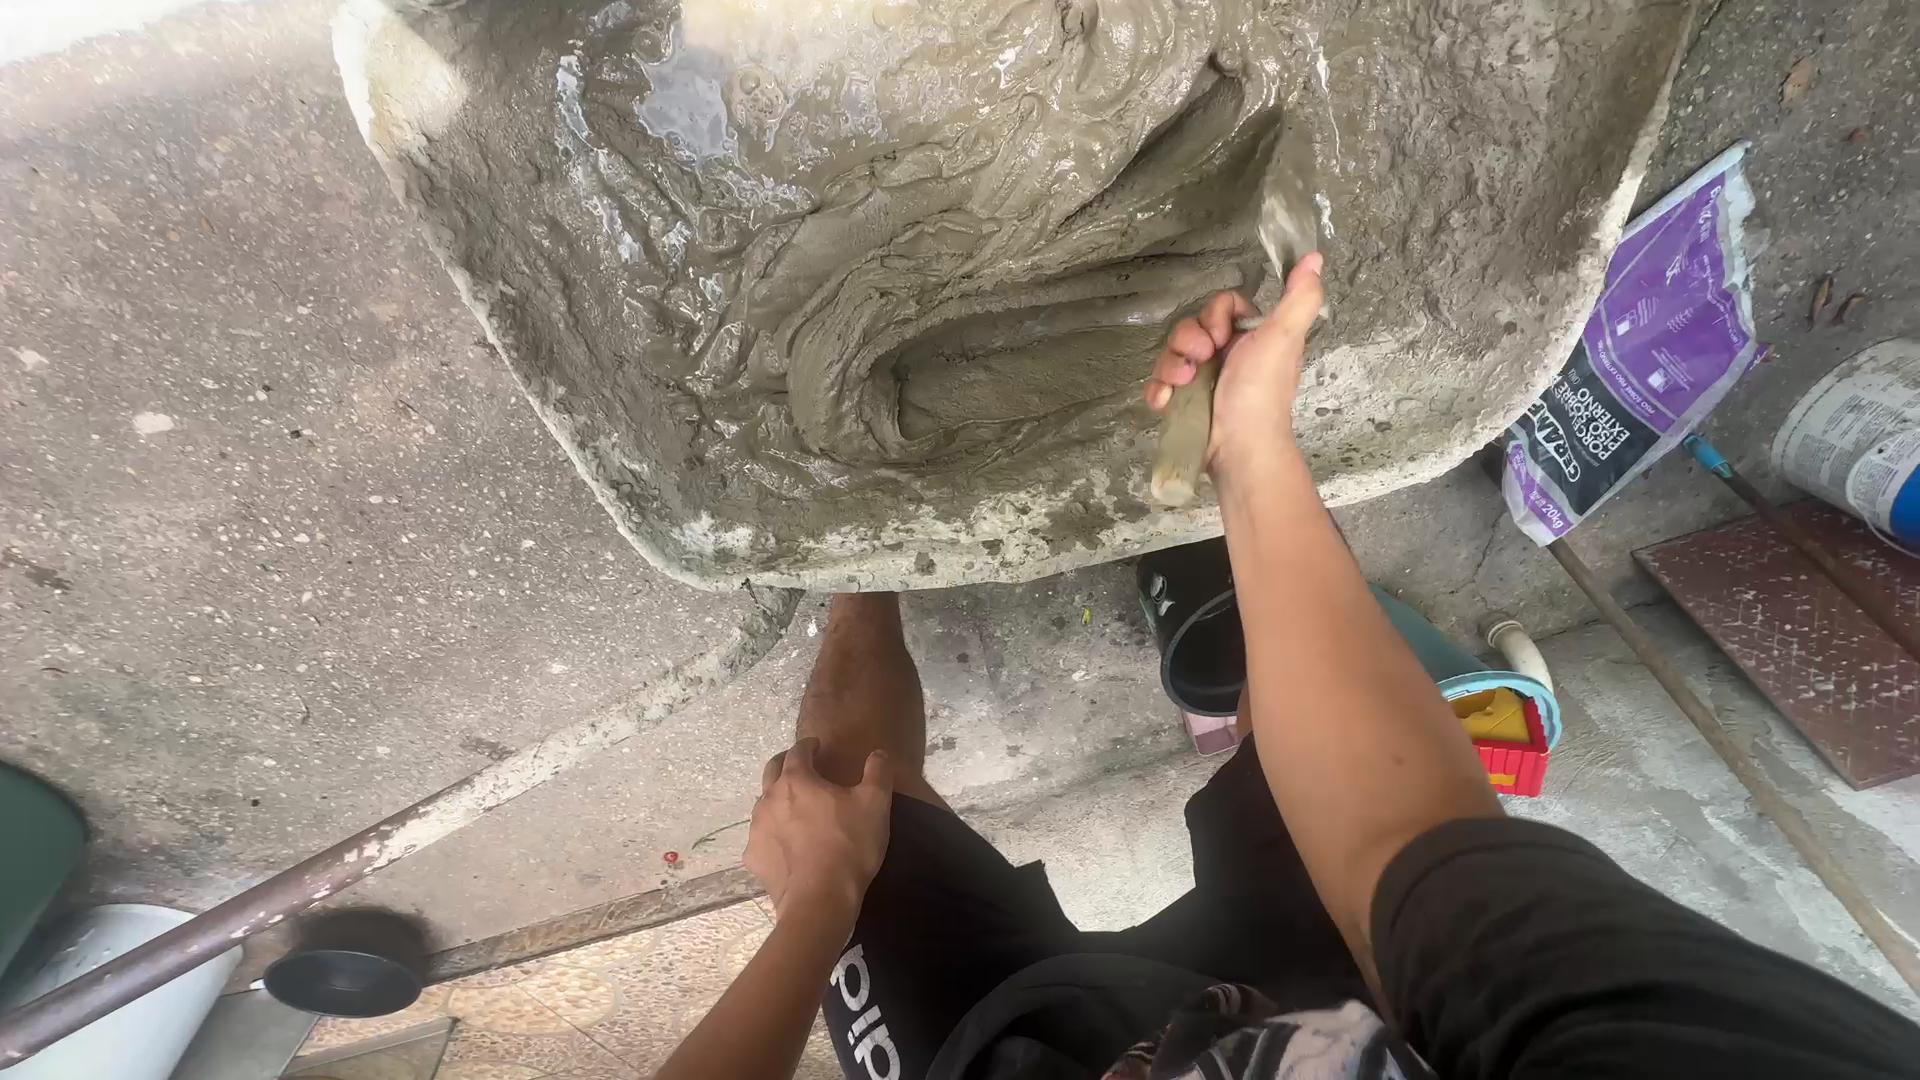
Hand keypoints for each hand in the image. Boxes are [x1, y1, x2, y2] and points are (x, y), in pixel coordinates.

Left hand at [744, 738, 892, 921]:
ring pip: (763, 802)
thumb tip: (878, 754)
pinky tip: (786, 842)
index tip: (818, 746)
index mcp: (797, 780)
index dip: (809, 745)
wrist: (820, 902)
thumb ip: (878, 772)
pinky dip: (773, 831)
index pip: (798, 751)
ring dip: (778, 797)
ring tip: (796, 806)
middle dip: (786, 762)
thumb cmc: (849, 846)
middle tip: (802, 766)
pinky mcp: (754, 858)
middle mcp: (770, 798)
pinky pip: (761, 835)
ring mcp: (757, 829)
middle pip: (771, 770)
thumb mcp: (875, 804)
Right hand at [1143, 252, 1324, 480]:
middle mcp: (1225, 356)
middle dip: (1187, 342)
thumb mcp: (1284, 338)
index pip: (1219, 307)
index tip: (1222, 336)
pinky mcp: (1181, 403)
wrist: (1239, 445)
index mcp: (1250, 337)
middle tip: (1202, 360)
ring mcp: (1200, 380)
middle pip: (1189, 328)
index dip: (1214, 317)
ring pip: (1170, 355)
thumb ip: (1299, 298)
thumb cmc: (1262, 392)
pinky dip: (1159, 391)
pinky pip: (1159, 385)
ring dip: (1171, 367)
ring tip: (1184, 384)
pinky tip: (1167, 401)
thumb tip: (1314, 258)